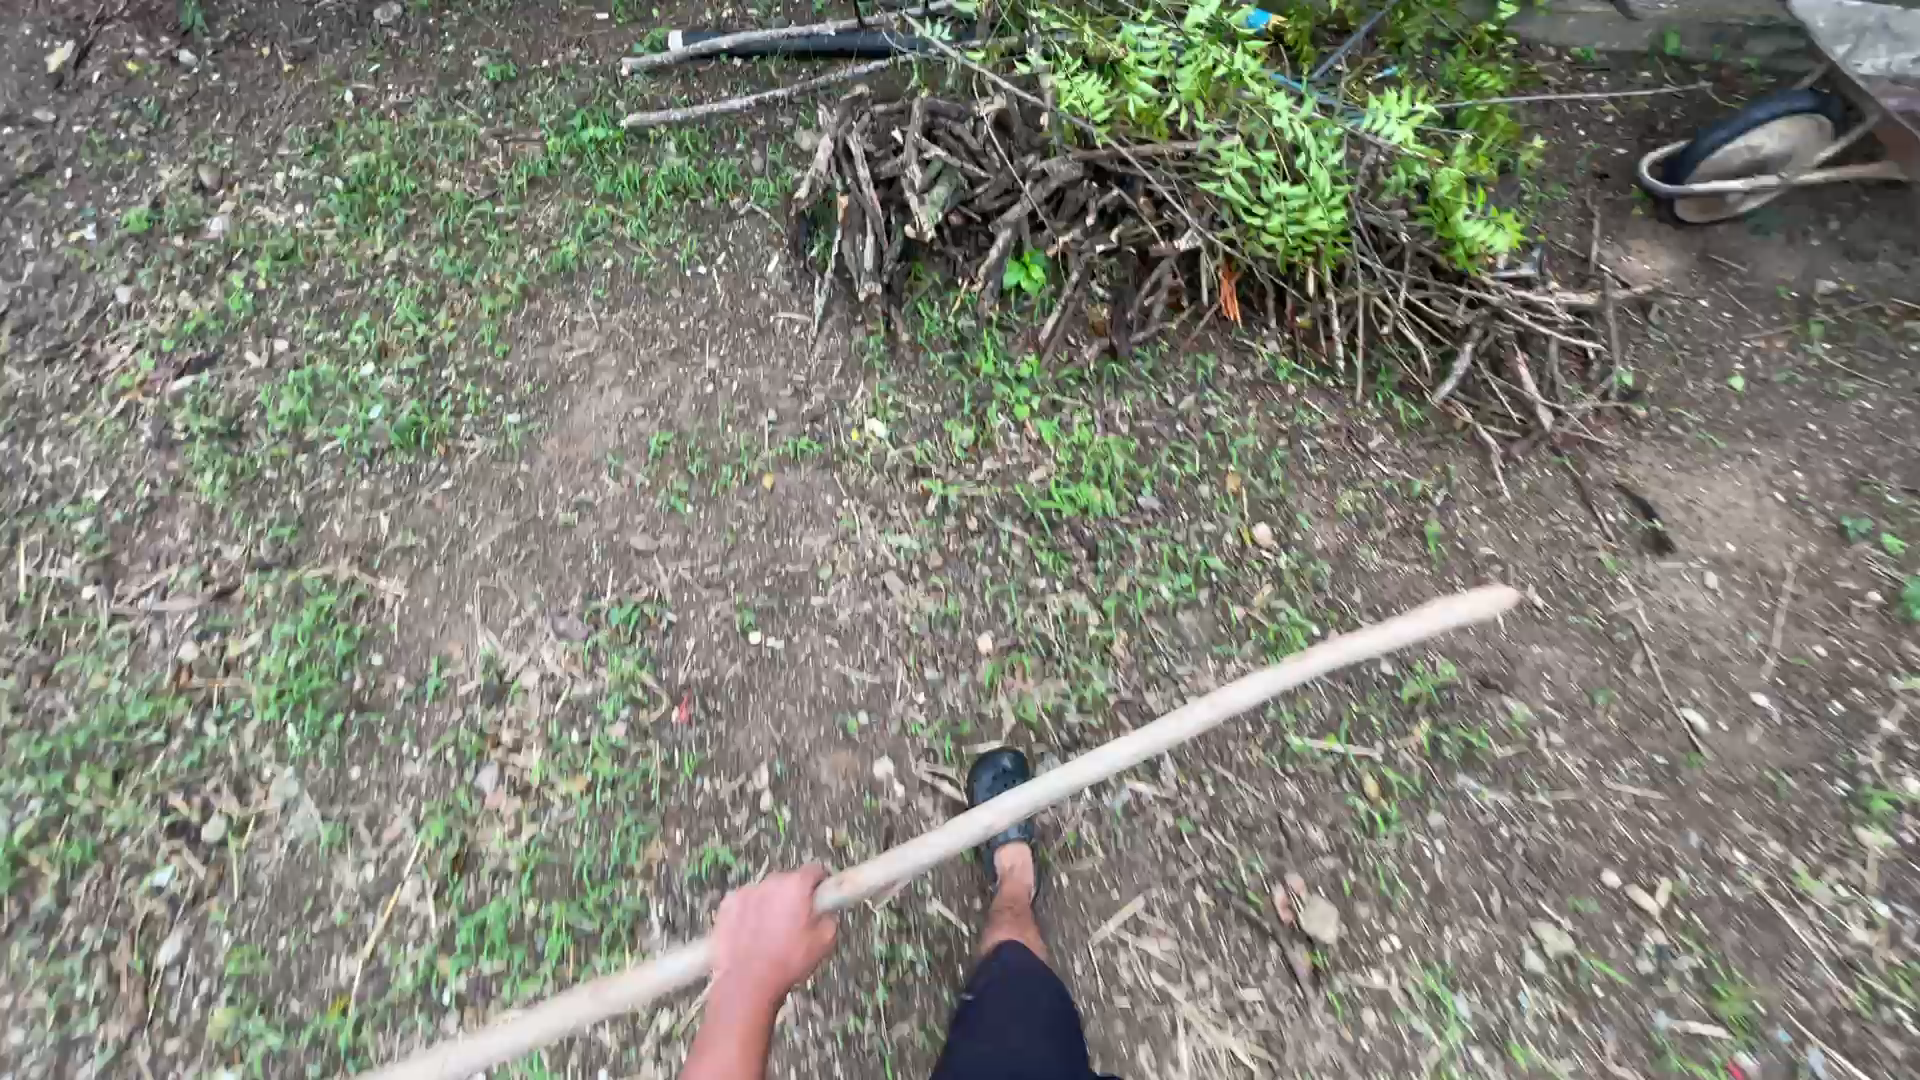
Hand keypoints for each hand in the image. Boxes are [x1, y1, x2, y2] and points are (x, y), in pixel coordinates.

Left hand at [708, 864, 838, 1011]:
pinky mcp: (727, 904)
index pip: (815, 870)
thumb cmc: (788, 963)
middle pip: (788, 881)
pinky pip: (744, 902)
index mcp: (797, 885)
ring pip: (765, 892)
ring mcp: (747, 891)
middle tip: (794, 923)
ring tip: (769, 933)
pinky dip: (748, 913)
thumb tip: (825, 913)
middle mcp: (772, 881)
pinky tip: (749, 934)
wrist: (745, 985)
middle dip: (793, 897)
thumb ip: (830, 919)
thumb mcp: (824, 943)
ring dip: (770, 904)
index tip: (819, 899)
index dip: (820, 885)